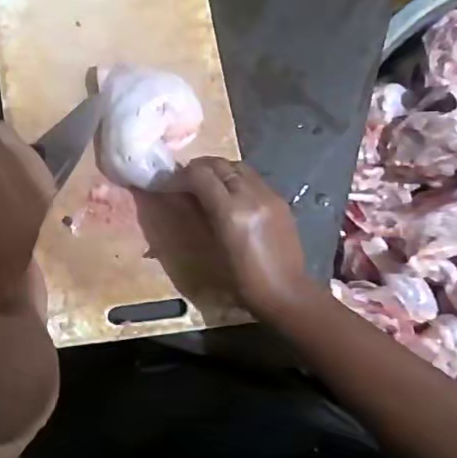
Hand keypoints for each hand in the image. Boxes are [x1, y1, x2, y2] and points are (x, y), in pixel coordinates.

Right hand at [172, 157, 321, 321]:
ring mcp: (270, 196)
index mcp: (231, 212)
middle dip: (199, 167)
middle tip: (185, 180)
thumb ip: (198, 216)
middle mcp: (252, 196)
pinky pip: (253, 178)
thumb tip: (182, 196)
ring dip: (218, 170)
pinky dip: (236, 179)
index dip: (182, 174)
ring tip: (206, 185)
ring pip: (238, 166)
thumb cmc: (241, 280)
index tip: (170, 182)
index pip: (201, 174)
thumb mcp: (211, 249)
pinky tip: (230, 195)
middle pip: (220, 164)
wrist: (286, 293)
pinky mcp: (281, 201)